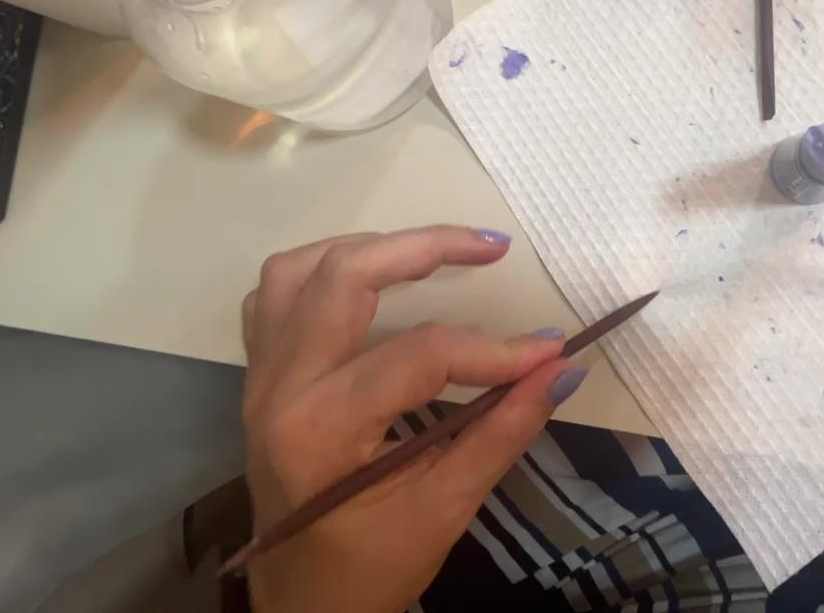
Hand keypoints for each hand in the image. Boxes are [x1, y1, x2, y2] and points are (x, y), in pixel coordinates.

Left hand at [239, 227, 583, 612]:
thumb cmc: (370, 567)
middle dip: (426, 246)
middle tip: (491, 246)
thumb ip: (505, 430)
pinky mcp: (259, 373)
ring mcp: (260, 375)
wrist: (299, 609)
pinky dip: (323, 269)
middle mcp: (280, 388)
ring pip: (301, 269)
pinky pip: (275, 294)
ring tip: (430, 251)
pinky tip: (368, 279)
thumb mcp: (445, 507)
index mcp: (321, 430)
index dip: (494, 348)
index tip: (550, 348)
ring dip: (370, 247)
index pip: (419, 356)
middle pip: (346, 276)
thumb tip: (563, 368)